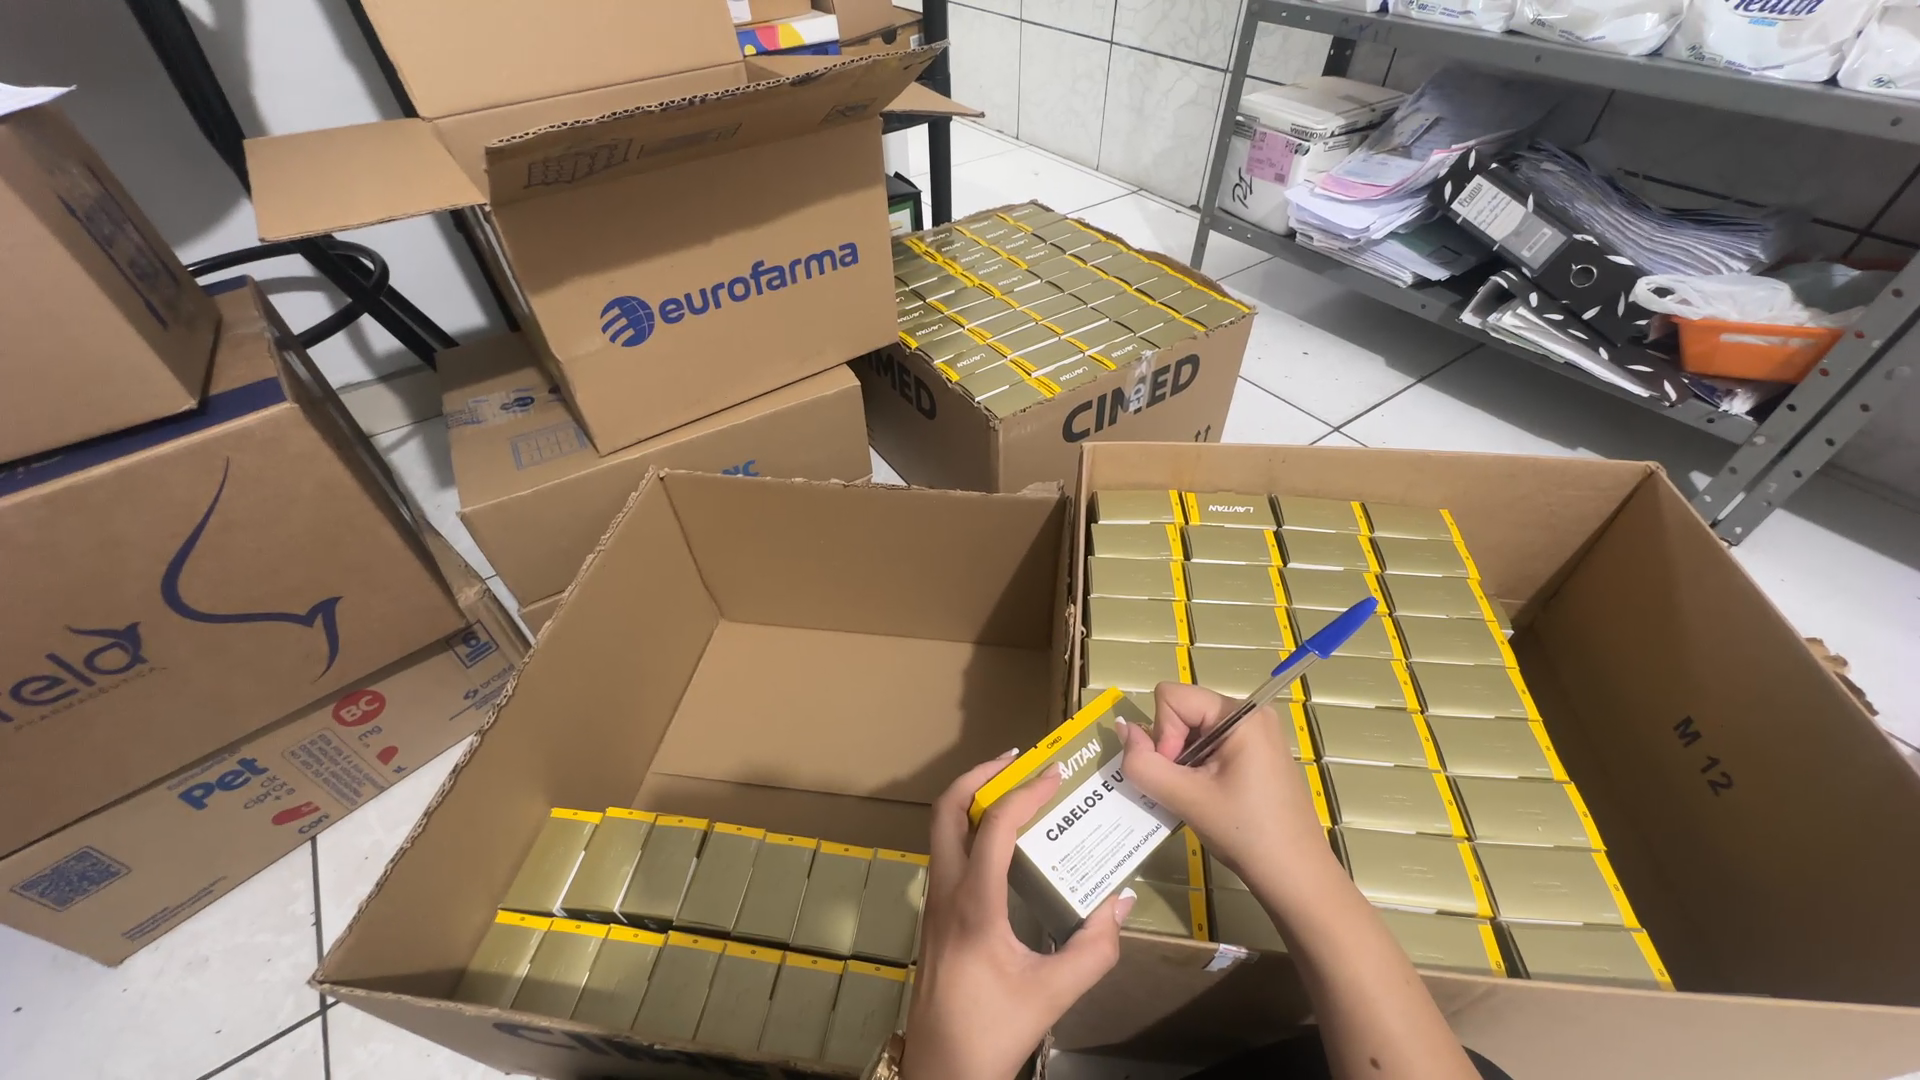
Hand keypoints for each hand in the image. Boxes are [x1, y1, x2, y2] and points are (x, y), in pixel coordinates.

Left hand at [902, 751, 1133, 1079]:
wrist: (941, 1071)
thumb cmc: (992, 1031)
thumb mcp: (1052, 995)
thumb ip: (1093, 950)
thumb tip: (1120, 903)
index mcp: (973, 903)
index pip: (992, 826)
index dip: (1024, 794)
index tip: (1055, 775)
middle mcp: (946, 890)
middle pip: (947, 809)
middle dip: (980, 775)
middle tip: (1018, 760)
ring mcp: (934, 900)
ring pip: (941, 828)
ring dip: (973, 798)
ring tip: (1012, 787)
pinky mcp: (934, 913)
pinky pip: (947, 850)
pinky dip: (970, 826)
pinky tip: (1001, 839)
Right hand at [1117, 682, 1338, 892]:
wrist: (1297, 878)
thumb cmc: (1245, 834)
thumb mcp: (1186, 798)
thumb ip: (1144, 763)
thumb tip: (1122, 728)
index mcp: (1240, 714)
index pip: (1171, 697)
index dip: (1162, 733)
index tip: (1178, 774)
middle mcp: (1250, 714)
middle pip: (1182, 710)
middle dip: (1171, 748)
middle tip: (1187, 789)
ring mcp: (1255, 734)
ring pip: (1192, 730)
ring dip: (1182, 761)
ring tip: (1198, 796)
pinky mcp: (1255, 754)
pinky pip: (1209, 744)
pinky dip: (1197, 767)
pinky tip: (1208, 796)